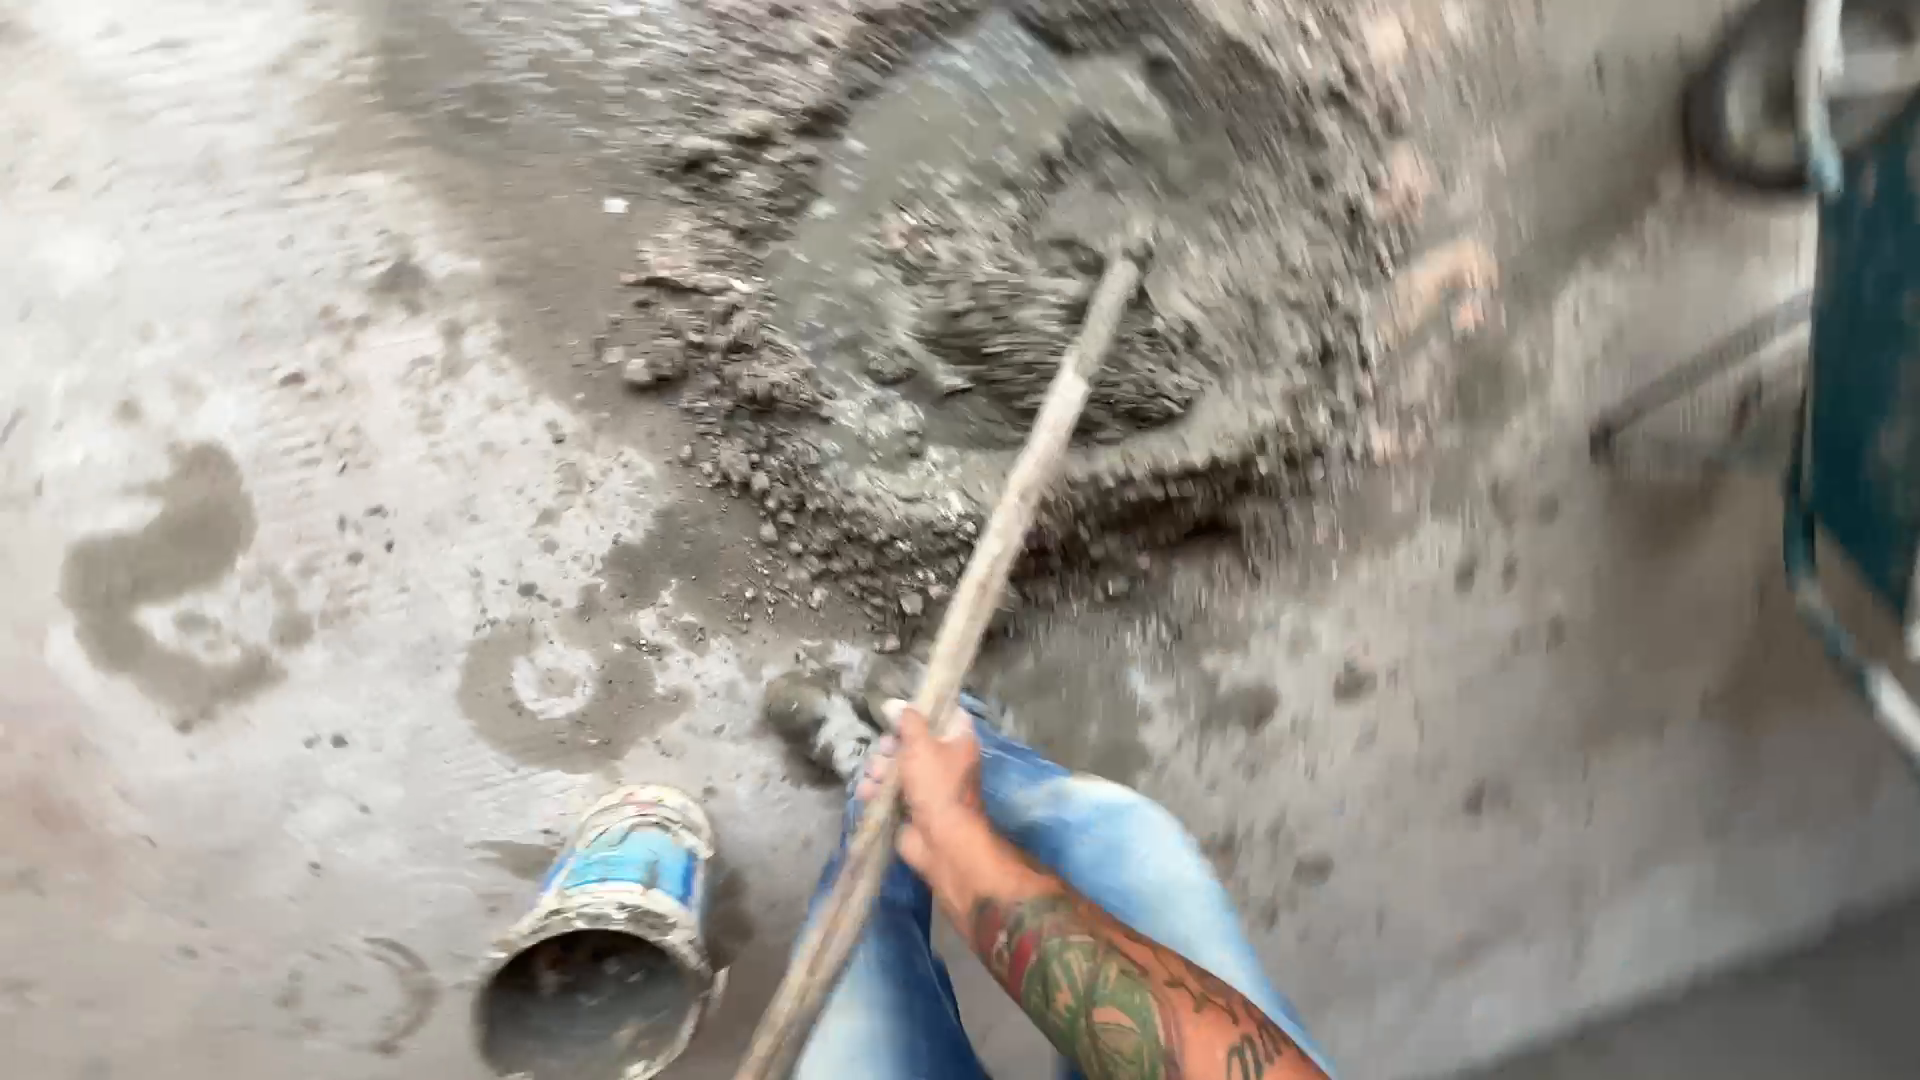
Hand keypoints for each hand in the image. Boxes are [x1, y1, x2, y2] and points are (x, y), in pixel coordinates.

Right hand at [857, 699, 989, 875]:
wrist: (942, 841)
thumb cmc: (938, 785)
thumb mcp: (921, 745)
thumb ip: (907, 721)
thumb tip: (894, 703)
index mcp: (958, 739)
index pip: (945, 713)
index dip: (923, 708)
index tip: (900, 708)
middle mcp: (945, 759)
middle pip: (913, 740)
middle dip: (892, 744)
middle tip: (885, 749)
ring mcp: (927, 784)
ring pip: (897, 765)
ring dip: (881, 768)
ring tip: (876, 775)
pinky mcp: (910, 805)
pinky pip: (889, 790)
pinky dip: (877, 789)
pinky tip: (867, 792)